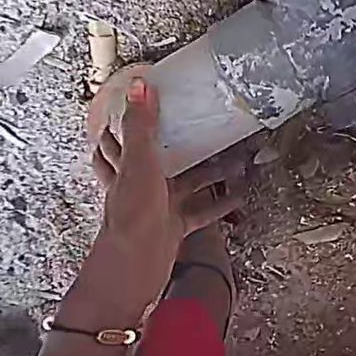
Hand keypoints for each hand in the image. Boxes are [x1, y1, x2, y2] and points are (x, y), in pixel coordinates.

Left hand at [59, 78, 243, 331]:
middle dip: (175, 142)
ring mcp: (158, 206)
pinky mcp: (174, 226)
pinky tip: (238, 194)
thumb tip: (140, 86)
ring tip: (232, 157)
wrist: (135, 269)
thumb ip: (141, 126)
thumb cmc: (132, 218)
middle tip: (196, 125)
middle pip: (156, 158)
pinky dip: (219, 203)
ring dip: (207, 171)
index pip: (118, 138)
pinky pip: (201, 210)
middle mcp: (138, 186)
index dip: (124, 120)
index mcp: (124, 168)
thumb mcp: (139, 164)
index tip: (141, 100)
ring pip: (184, 183)